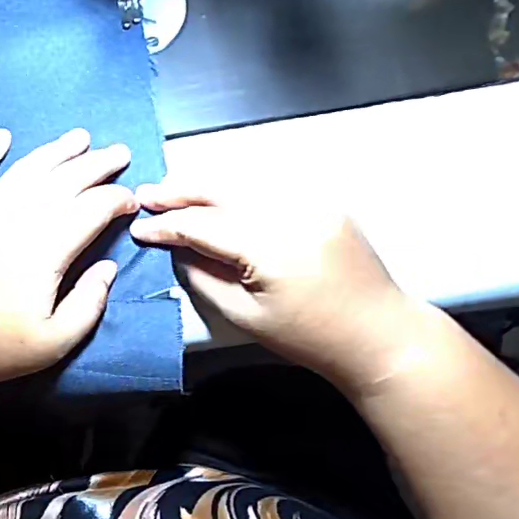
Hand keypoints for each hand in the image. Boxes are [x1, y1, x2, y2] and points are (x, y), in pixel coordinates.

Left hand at [0, 128, 137, 392]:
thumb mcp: (54, 342)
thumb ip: (89, 304)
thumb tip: (108, 268)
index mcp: (44, 252)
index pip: (89, 211)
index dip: (115, 200)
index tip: (132, 200)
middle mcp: (15, 222)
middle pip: (62, 182)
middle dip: (95, 165)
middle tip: (120, 153)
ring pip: (24, 172)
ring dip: (55, 151)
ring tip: (80, 138)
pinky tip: (2, 137)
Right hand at [131, 178, 432, 395]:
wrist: (378, 334)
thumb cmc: (309, 337)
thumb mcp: (245, 316)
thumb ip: (204, 277)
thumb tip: (178, 249)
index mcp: (271, 247)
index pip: (204, 225)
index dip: (168, 226)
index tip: (140, 229)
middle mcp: (292, 213)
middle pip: (223, 190)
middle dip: (181, 191)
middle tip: (147, 195)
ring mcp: (313, 202)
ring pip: (246, 181)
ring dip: (207, 185)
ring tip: (174, 190)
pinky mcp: (325, 202)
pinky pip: (272, 187)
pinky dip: (239, 187)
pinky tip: (219, 194)